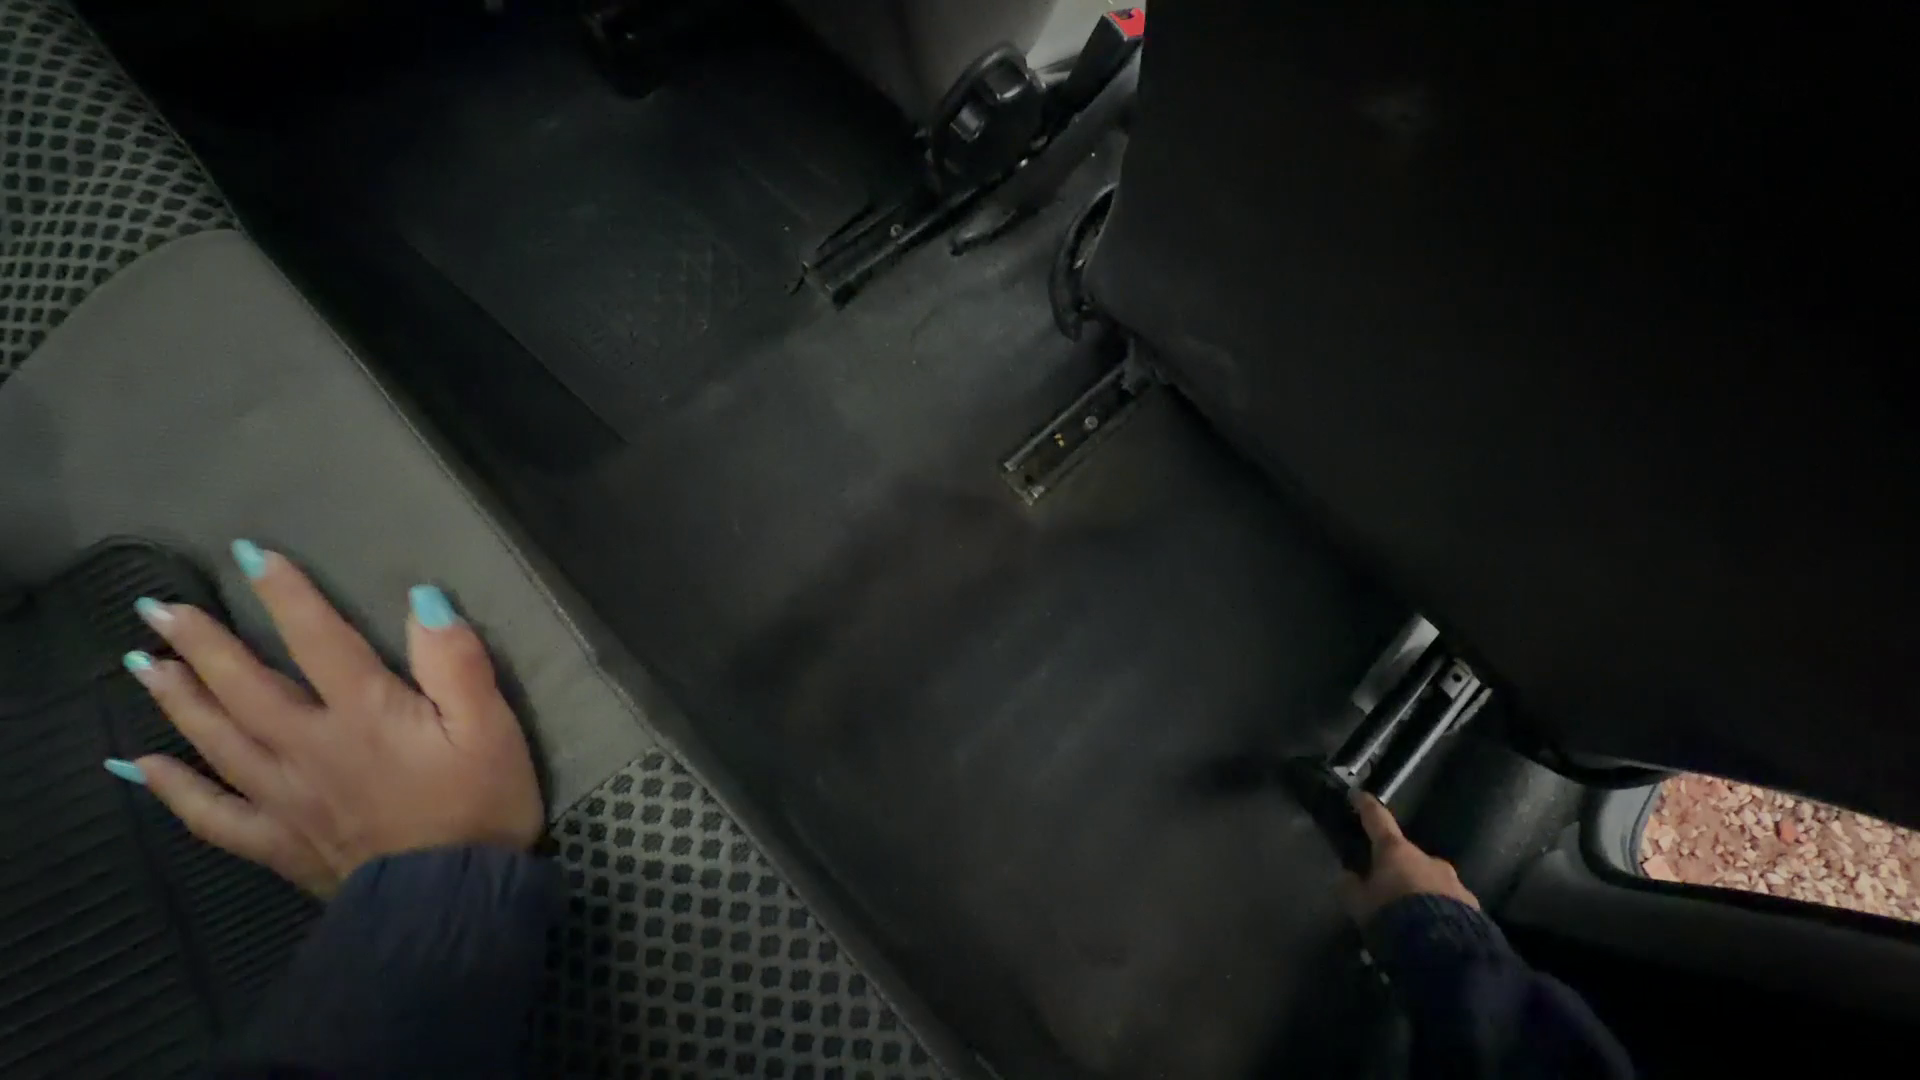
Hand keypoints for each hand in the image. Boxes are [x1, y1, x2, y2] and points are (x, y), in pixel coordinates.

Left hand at [108, 541, 544, 896]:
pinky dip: (170, 788)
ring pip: (215, 739)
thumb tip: (425, 600)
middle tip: (158, 608)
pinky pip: (209, 812)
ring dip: (177, 697)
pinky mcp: (277, 839)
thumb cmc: (482, 801)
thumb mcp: (492, 726)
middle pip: (246, 686)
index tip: (251, 555)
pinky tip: (140, 766)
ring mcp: (283, 796)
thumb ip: (458, 663)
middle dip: (203, 642)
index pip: (319, 640)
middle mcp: (308, 747)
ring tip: (145, 663)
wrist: (452, 896)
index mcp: (365, 715)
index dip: (288, 595)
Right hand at [1341, 790, 1480, 922]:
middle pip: (1407, 856)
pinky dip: (1438, 909)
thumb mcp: (1359, 905)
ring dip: (1420, 890)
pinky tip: (1432, 929)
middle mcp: (1427, 859)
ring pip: (1431, 880)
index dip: (1366, 806)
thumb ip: (1351, 887)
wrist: (1445, 952)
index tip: (1359, 794)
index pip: (1377, 820)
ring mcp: (1453, 882)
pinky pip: (1449, 902)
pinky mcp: (1473, 907)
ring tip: (1411, 915)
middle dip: (1398, 867)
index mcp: (1395, 851)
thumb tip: (1347, 876)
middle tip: (1387, 886)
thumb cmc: (1393, 916)